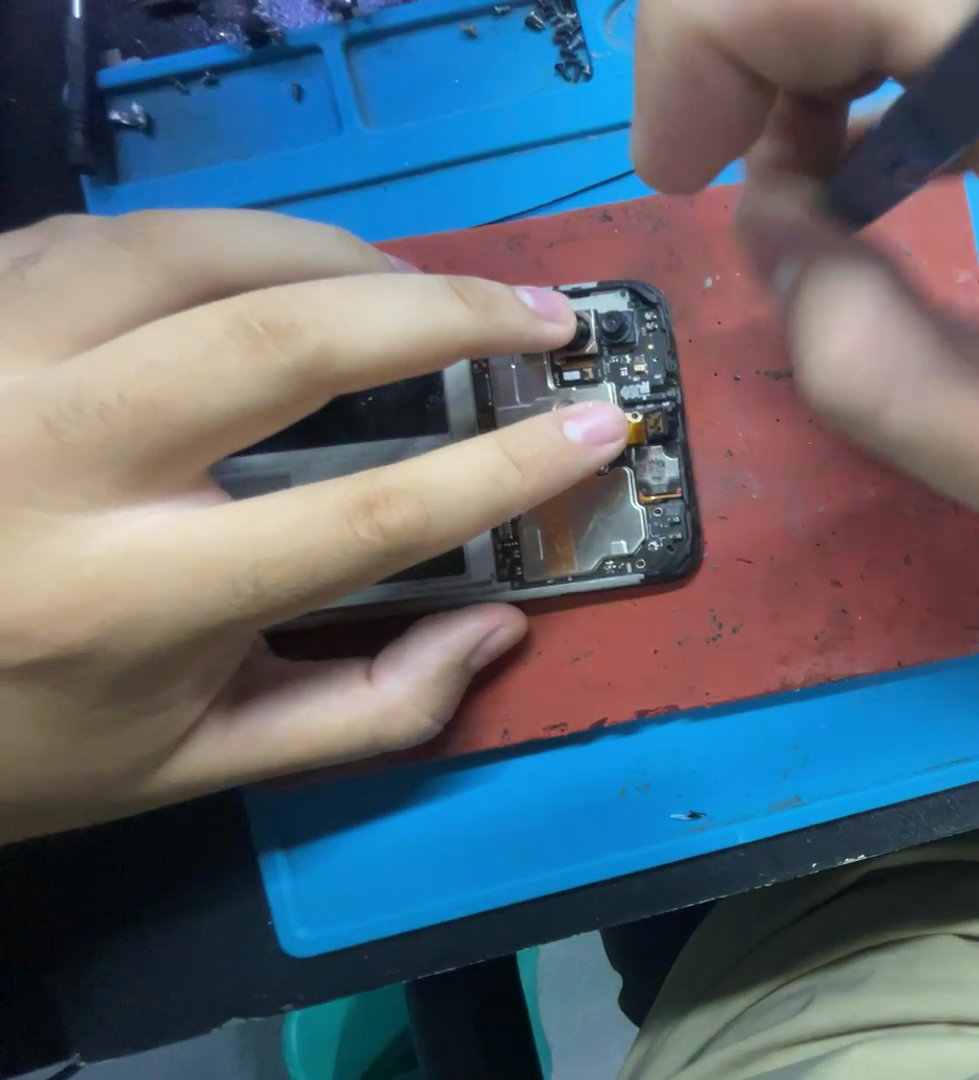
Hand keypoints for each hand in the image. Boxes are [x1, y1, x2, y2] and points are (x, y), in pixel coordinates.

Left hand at [0, 210, 632, 842]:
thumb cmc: (14, 740)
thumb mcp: (205, 762)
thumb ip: (376, 708)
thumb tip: (501, 625)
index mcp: (130, 602)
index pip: (374, 516)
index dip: (511, 467)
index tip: (602, 424)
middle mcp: (37, 468)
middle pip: (280, 345)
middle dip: (445, 314)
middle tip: (542, 314)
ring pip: (183, 255)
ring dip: (342, 255)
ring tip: (428, 284)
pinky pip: (100, 237)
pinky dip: (231, 243)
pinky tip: (297, 274)